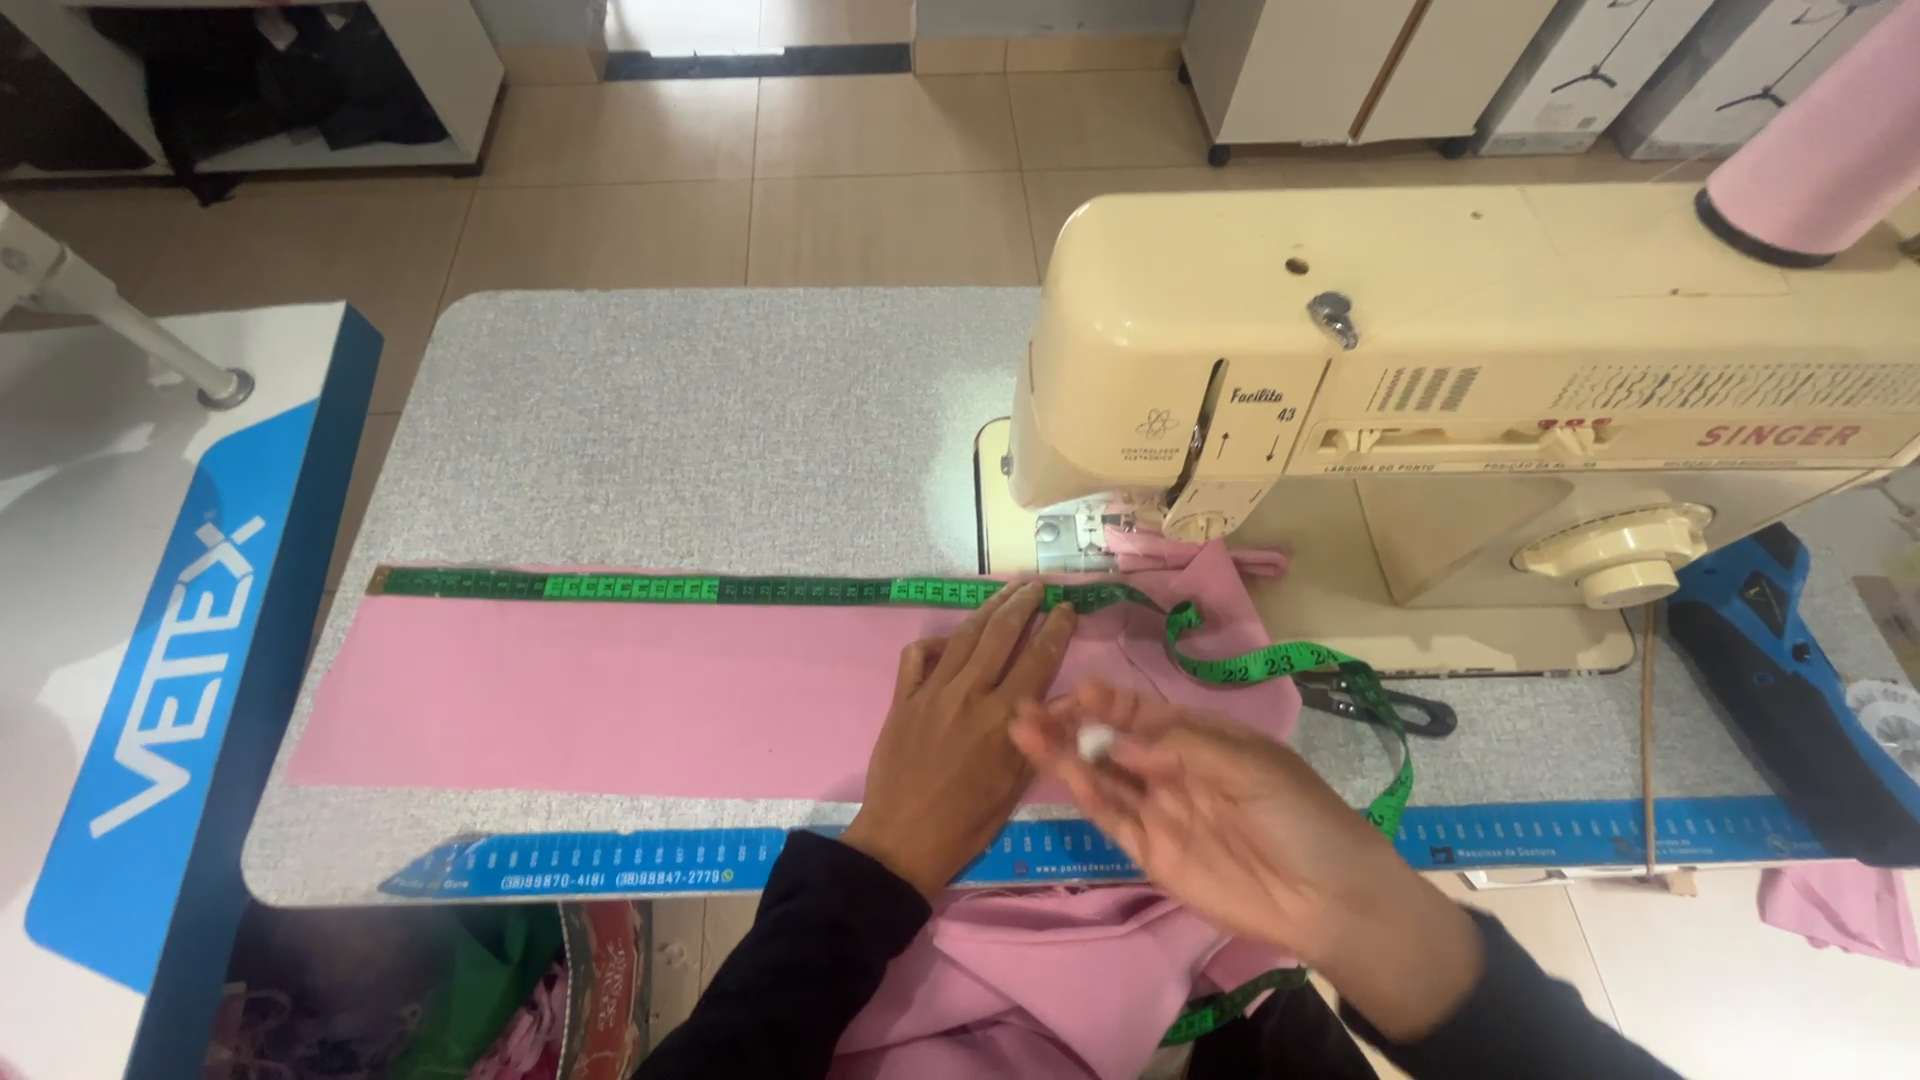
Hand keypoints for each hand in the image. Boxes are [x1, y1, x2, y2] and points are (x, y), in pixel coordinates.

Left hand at [841, 583, 1075, 897]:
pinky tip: (950, 638)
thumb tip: (1073, 696)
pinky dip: (935, 642)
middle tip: (1036, 586)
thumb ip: (1041, 733)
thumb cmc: (967, 822)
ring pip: (964, 636)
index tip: (1067, 608)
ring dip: (988, 609)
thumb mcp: (1015, 784)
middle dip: (1023, 604)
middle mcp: (968, 693)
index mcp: (1002, 717)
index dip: (1056, 629)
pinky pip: (917, 656)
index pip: (1037, 658)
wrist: (902, 840)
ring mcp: (931, 692)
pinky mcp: (902, 698)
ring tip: (1007, 592)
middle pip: (1001, 634)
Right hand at [1010, 680, 1482, 1039]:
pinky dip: (1085, 795)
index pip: (1141, 713)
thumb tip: (1114, 730)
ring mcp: (1157, 810)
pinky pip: (1112, 817)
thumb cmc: (1299, 814)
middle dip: (1070, 723)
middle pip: (1110, 742)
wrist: (1331, 900)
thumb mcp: (1248, 765)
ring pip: (1101, 776)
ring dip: (1063, 754)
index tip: (1074, 691)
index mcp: (1199, 739)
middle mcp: (1170, 769)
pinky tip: (1060, 772)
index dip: (1107, 702)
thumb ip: (1179, 744)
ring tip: (1022, 731)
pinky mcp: (1150, 851)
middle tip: (1026, 709)